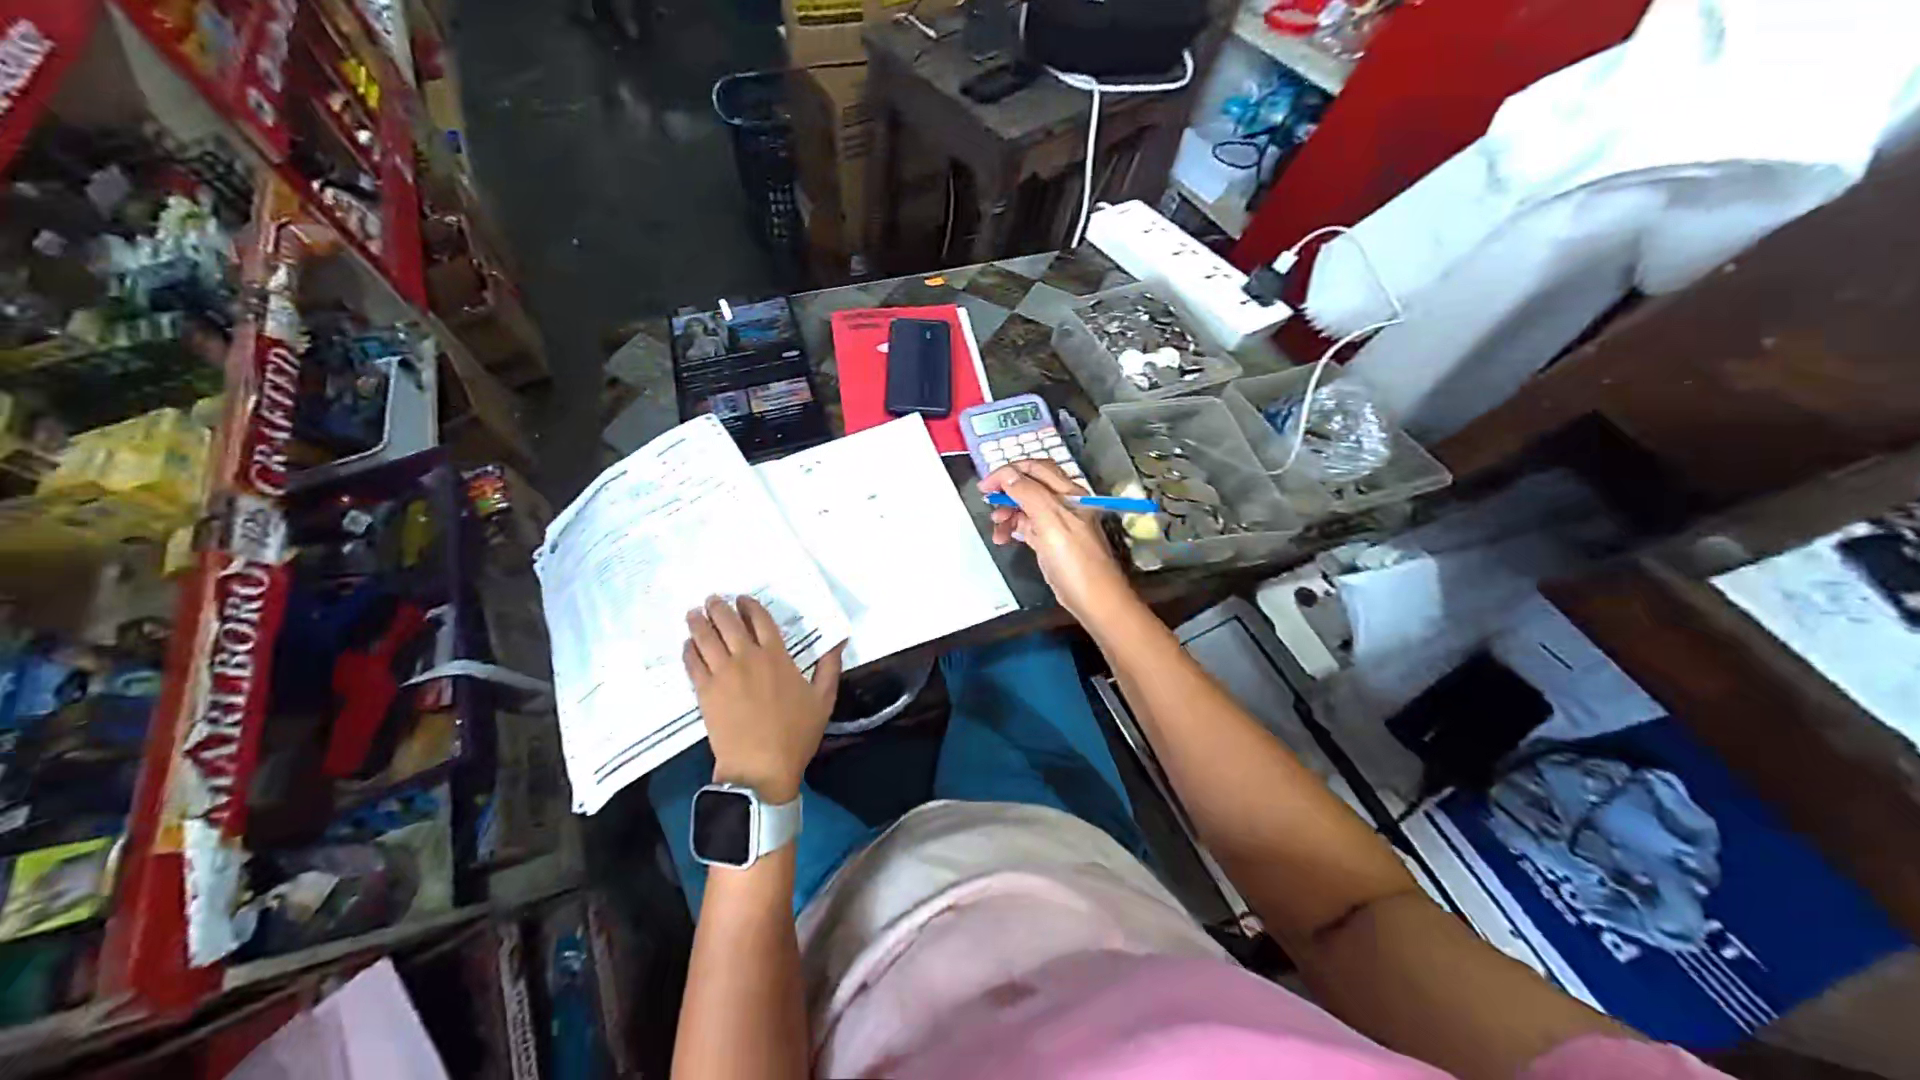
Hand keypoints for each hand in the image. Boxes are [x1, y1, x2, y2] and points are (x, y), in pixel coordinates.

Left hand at [684, 595, 843, 803]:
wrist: (761, 766)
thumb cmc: (796, 734)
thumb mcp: (823, 699)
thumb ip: (829, 667)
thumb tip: (839, 642)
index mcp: (777, 656)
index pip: (760, 619)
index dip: (749, 605)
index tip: (742, 599)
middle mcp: (747, 657)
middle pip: (728, 622)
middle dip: (719, 607)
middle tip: (712, 600)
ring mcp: (722, 673)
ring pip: (706, 637)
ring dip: (698, 621)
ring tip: (693, 613)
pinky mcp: (704, 692)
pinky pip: (692, 662)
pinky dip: (689, 649)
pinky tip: (688, 644)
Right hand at [980, 459, 1135, 624]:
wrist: (1096, 601)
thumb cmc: (1077, 564)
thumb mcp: (1051, 523)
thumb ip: (1030, 495)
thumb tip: (1008, 476)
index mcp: (1068, 494)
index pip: (1034, 469)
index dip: (1008, 472)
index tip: (985, 486)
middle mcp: (1064, 504)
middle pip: (1029, 486)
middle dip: (1006, 492)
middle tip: (989, 505)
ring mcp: (1058, 524)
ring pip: (1026, 507)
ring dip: (1008, 512)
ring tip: (997, 529)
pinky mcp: (1052, 542)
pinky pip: (1028, 526)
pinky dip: (1013, 528)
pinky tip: (1005, 538)